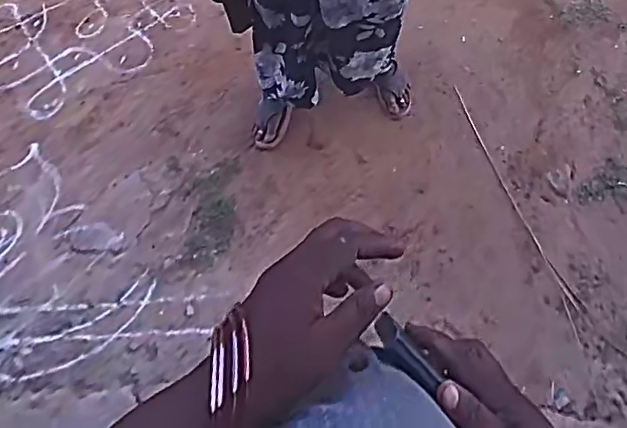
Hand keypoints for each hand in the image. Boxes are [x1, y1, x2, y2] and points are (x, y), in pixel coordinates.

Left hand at [237, 218, 402, 427]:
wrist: (226, 390)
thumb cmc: (280, 370)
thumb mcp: (326, 348)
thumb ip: (357, 313)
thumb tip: (385, 287)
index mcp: (305, 271)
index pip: (347, 242)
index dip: (376, 243)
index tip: (400, 250)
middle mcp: (291, 265)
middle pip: (331, 234)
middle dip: (361, 238)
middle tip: (385, 251)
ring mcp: (279, 276)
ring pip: (319, 251)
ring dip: (346, 259)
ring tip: (368, 286)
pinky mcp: (273, 291)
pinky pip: (309, 267)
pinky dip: (330, 273)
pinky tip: (340, 297)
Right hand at [406, 324, 549, 427]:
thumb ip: (473, 411)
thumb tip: (443, 387)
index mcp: (496, 387)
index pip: (459, 355)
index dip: (431, 341)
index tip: (406, 331)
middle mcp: (502, 382)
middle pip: (468, 351)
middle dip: (441, 341)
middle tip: (412, 338)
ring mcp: (509, 391)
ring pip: (477, 359)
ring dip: (453, 351)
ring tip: (430, 355)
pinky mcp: (513, 402)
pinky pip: (484, 372)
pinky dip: (465, 367)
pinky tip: (459, 380)